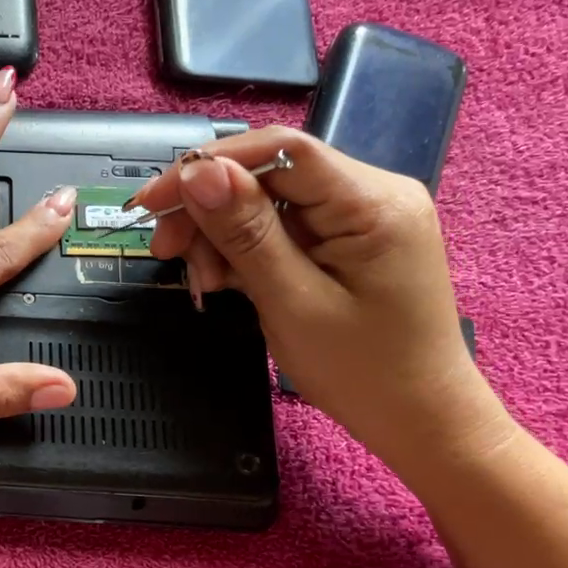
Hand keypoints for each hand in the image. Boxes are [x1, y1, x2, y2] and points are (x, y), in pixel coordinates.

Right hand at [135, 126, 510, 467]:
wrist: (416, 417)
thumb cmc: (361, 369)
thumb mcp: (292, 302)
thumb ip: (246, 233)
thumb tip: (198, 172)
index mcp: (372, 203)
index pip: (280, 150)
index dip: (208, 165)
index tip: (152, 202)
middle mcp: (370, 194)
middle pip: (266, 174)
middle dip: (207, 209)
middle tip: (166, 252)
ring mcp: (357, 216)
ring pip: (262, 201)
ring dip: (217, 234)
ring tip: (204, 281)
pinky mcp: (342, 238)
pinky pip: (276, 226)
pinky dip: (239, 249)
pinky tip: (226, 279)